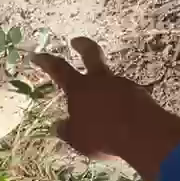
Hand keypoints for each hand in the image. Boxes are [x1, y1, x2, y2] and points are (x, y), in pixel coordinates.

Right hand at [31, 37, 179, 180]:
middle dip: (82, 45)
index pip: (58, 69)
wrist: (143, 136)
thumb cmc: (102, 136)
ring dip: (104, 88)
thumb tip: (59, 127)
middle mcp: (100, 80)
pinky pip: (125, 95)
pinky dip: (120, 103)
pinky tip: (121, 118)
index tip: (37, 55)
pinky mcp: (140, 94)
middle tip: (76, 41)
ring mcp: (122, 84)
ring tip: (103, 109)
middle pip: (91, 54)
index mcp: (79, 88)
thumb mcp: (78, 139)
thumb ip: (68, 130)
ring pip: (110, 80)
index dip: (46, 61)